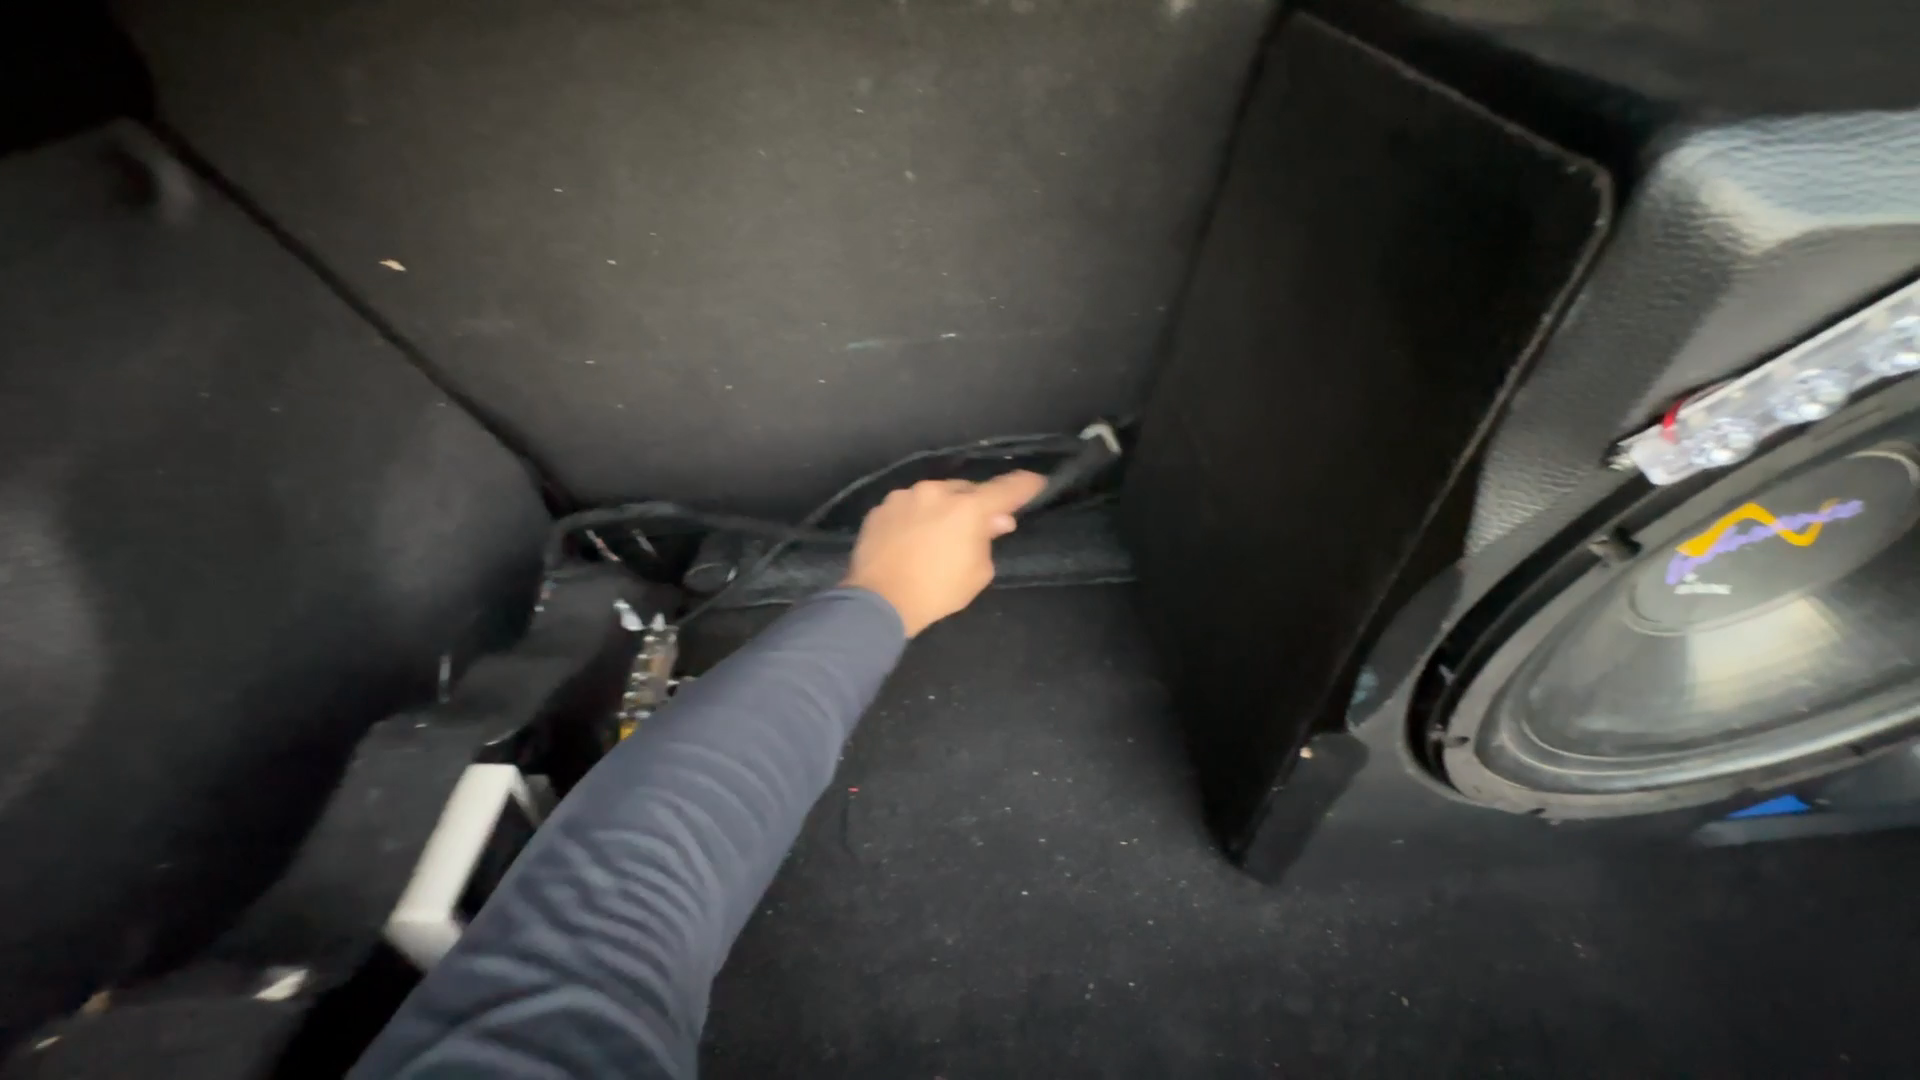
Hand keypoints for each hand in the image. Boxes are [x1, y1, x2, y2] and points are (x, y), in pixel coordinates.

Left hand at [842, 470, 1046, 636]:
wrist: (878, 601)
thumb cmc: (936, 591)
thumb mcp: (977, 572)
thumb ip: (988, 540)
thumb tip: (996, 521)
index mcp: (968, 508)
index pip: (1007, 489)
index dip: (1025, 485)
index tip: (1037, 482)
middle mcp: (936, 492)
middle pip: (967, 491)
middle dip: (976, 505)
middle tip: (978, 526)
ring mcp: (905, 496)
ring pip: (934, 495)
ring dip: (943, 509)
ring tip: (939, 535)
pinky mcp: (881, 508)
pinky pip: (908, 506)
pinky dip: (916, 517)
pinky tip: (912, 538)